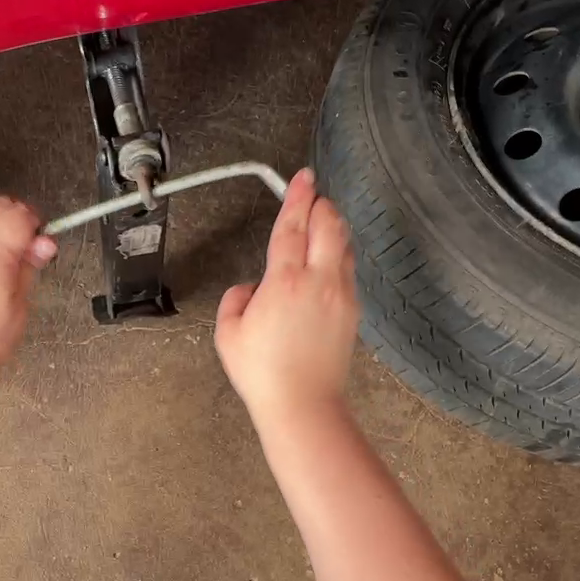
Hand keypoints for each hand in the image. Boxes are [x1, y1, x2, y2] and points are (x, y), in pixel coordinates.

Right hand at [215, 168, 359, 425]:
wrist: (303, 404)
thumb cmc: (262, 372)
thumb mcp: (228, 333)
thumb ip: (235, 299)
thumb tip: (251, 288)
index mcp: (284, 281)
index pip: (292, 227)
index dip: (296, 197)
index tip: (302, 177)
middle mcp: (319, 281)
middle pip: (329, 226)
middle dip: (320, 205)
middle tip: (311, 196)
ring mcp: (341, 295)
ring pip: (344, 245)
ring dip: (333, 227)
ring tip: (321, 222)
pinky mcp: (351, 312)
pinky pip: (348, 270)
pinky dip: (339, 254)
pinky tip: (328, 261)